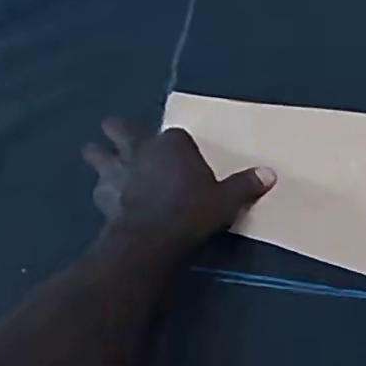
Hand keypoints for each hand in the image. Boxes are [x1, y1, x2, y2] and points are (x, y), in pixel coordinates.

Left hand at [81, 119, 275, 257]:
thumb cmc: (193, 211)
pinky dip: (105, 191)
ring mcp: (115, 171)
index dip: (181, 145)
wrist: (152, 238)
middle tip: (131, 144)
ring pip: (95, 151)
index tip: (187, 158)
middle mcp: (139, 150)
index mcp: (171, 145)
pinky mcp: (101, 195)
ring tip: (113, 168)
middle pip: (119, 127)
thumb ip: (246, 185)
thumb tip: (270, 173)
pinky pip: (99, 186)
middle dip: (121, 133)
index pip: (175, 134)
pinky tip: (115, 201)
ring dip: (102, 156)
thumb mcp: (228, 200)